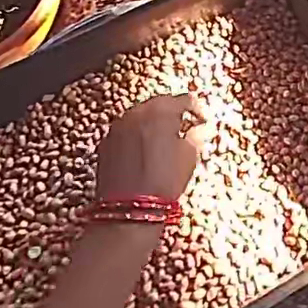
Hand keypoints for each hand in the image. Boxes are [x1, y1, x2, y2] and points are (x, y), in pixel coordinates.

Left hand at [96, 93, 210, 200]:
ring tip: (164, 140)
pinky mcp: (106, 143)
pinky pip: (126, 131)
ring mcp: (118, 127)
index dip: (196, 109)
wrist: (130, 207)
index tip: (201, 120)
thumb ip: (195, 136)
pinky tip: (145, 151)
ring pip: (140, 116)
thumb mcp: (189, 156)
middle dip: (172, 113)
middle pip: (158, 104)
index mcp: (160, 111)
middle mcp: (136, 113)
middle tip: (184, 127)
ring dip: (153, 123)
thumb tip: (198, 129)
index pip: (183, 100)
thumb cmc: (163, 180)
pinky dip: (137, 135)